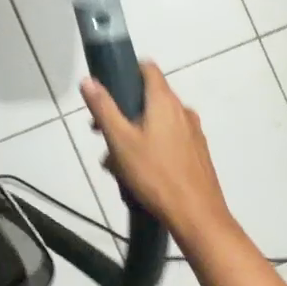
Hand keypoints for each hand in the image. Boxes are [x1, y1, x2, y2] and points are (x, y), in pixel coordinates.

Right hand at [81, 63, 235, 241]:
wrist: (198, 217)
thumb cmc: (155, 174)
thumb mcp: (120, 140)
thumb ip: (103, 108)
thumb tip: (88, 80)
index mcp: (164, 101)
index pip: (147, 68)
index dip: (125, 71)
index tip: (107, 88)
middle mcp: (182, 111)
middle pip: (148, 97)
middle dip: (122, 111)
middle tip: (102, 133)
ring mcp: (193, 133)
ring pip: (156, 121)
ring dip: (133, 133)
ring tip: (116, 161)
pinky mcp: (197, 154)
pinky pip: (168, 139)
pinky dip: (150, 146)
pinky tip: (137, 173)